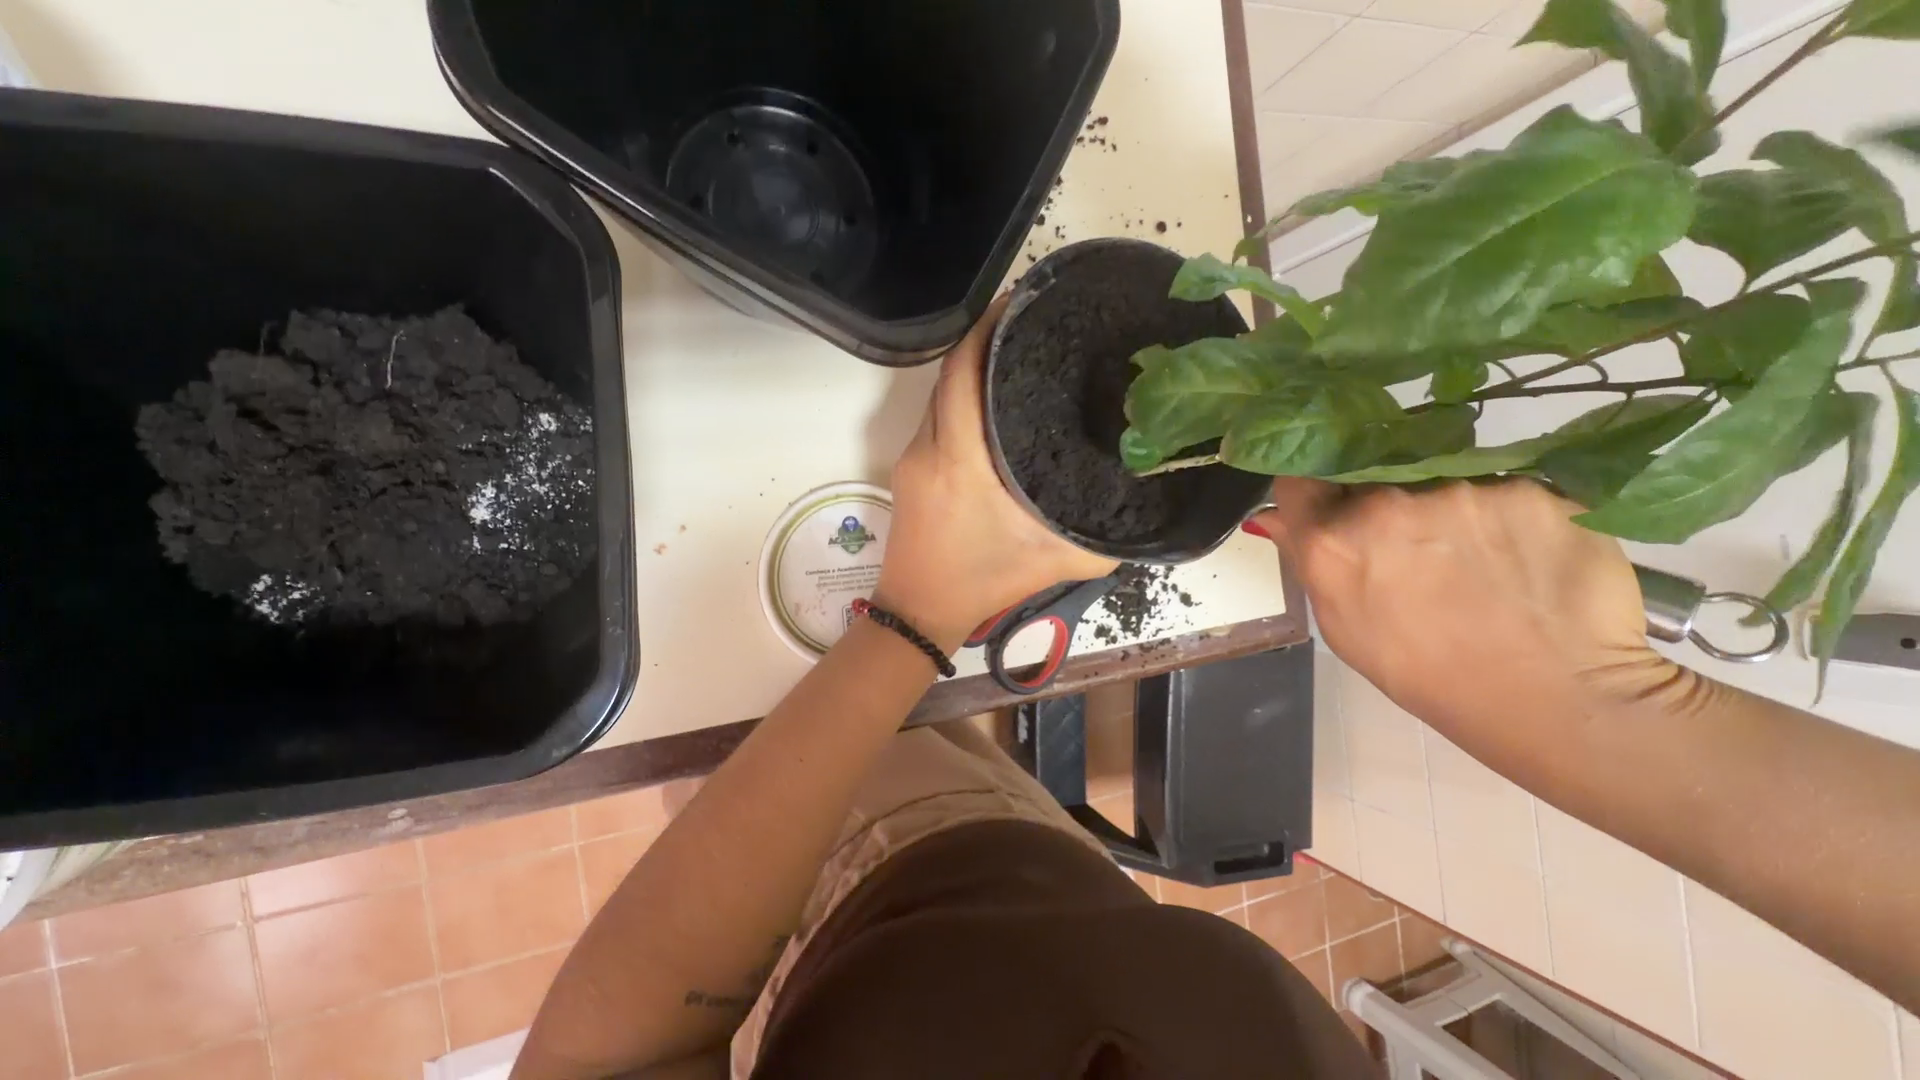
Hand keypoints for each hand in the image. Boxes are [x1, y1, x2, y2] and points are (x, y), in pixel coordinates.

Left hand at [875, 297, 1118, 652]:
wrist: (917, 613)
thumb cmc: (981, 585)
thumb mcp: (1050, 562)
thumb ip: (1099, 542)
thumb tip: (1145, 514)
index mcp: (958, 460)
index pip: (961, 373)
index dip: (986, 329)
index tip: (1019, 300)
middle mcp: (928, 449)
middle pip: (948, 375)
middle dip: (984, 340)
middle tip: (1031, 322)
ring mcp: (911, 458)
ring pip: (939, 396)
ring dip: (971, 370)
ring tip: (1019, 353)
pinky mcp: (909, 470)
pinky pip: (935, 417)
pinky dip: (960, 398)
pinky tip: (995, 401)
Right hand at [1248, 477, 1668, 730]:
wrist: (1556, 698)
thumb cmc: (1431, 677)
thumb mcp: (1345, 630)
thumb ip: (1307, 563)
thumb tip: (1276, 516)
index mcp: (1335, 539)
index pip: (1300, 478)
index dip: (1313, 491)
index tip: (1328, 507)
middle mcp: (1389, 500)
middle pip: (1373, 476)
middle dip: (1384, 504)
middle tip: (1416, 550)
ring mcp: (1462, 488)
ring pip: (1442, 480)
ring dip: (1450, 510)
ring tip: (1482, 563)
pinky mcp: (1529, 488)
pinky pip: (1503, 492)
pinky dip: (1507, 519)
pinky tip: (1525, 560)